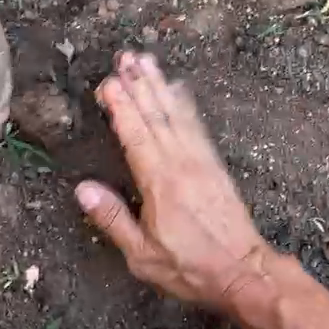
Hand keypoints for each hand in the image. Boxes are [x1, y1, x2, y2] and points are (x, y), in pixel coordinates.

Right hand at [75, 52, 279, 311]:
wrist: (244, 271)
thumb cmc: (191, 267)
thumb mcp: (143, 256)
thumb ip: (113, 219)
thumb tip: (83, 189)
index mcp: (160, 183)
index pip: (136, 136)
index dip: (122, 107)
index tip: (109, 82)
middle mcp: (181, 164)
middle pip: (156, 116)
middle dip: (139, 84)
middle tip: (125, 57)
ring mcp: (201, 161)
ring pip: (176, 114)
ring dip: (159, 85)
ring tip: (146, 61)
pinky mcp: (214, 165)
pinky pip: (196, 125)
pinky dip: (184, 103)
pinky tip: (177, 88)